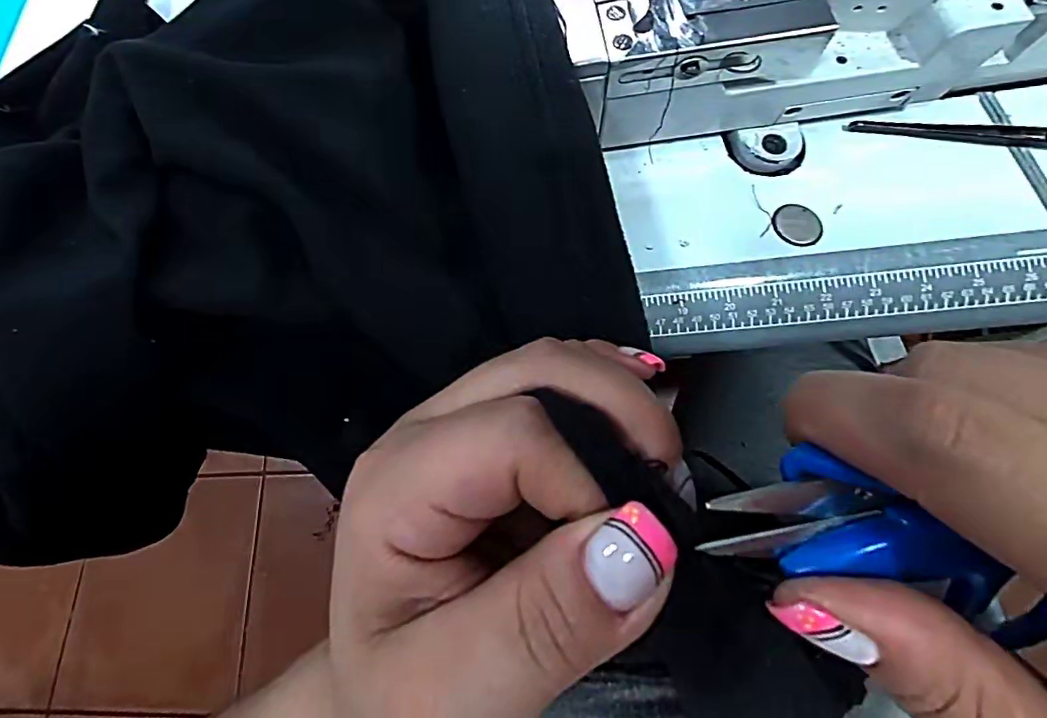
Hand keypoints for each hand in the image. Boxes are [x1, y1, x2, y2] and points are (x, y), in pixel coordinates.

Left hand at [226, 338, 682, 717]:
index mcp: (398, 484)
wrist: (378, 683)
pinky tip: (633, 417)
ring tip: (660, 450)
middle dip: (618, 405)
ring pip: (547, 362)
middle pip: (534, 369)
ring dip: (617, 391)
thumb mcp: (461, 686)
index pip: (514, 432)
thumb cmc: (406, 689)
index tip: (628, 549)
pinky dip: (603, 388)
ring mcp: (452, 420)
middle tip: (669, 476)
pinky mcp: (483, 427)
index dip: (586, 481)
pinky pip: (550, 380)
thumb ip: (548, 622)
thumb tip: (642, 538)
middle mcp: (422, 431)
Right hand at [768, 341, 1046, 717]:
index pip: (970, 444)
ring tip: (1007, 522)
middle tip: (887, 511)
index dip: (844, 422)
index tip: (803, 453)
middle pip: (978, 378)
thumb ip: (964, 691)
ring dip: (965, 423)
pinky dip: (1040, 413)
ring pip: (1024, 359)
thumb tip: (814, 596)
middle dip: (890, 425)